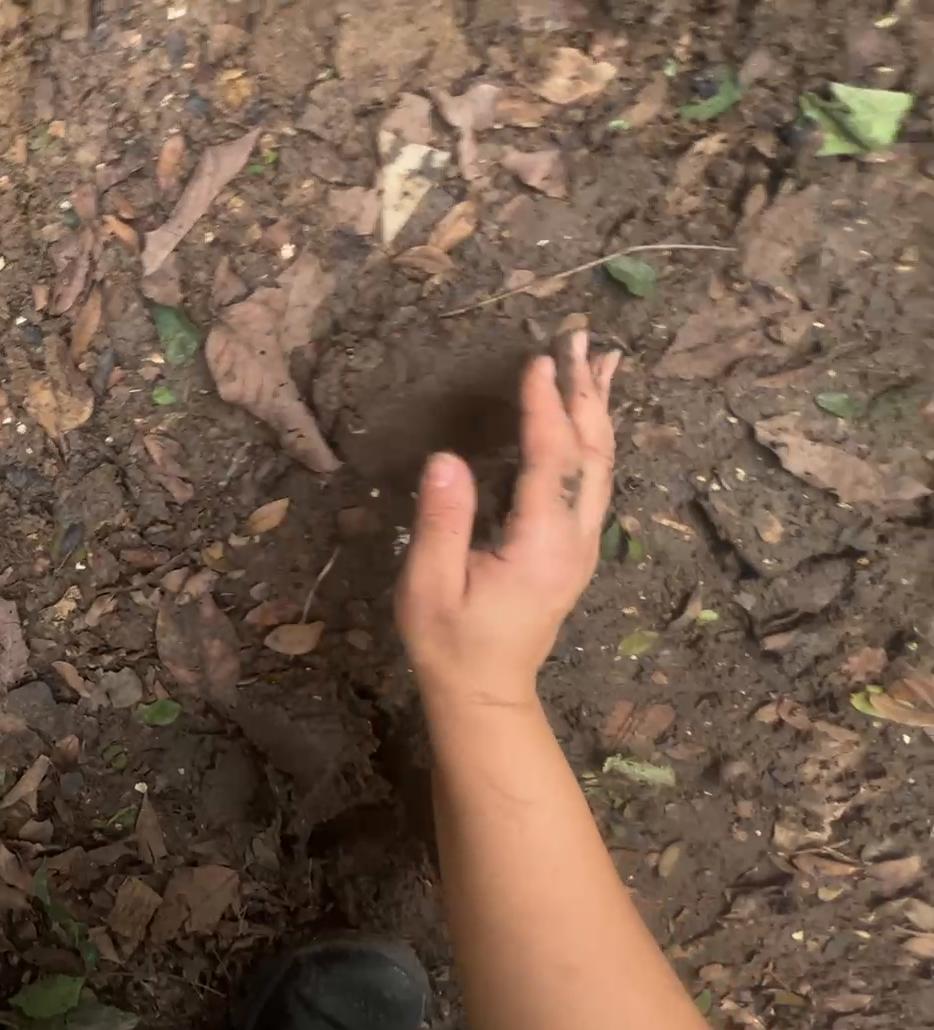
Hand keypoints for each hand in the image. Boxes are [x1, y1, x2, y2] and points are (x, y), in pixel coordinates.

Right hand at [397, 332, 617, 708]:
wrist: (484, 687)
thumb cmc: (447, 638)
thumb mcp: (429, 583)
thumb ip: (441, 521)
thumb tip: (446, 458)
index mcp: (539, 544)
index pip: (550, 461)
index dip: (544, 409)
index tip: (538, 362)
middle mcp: (575, 538)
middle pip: (593, 454)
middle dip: (585, 394)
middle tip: (580, 340)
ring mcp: (580, 544)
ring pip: (602, 466)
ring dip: (599, 411)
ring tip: (601, 363)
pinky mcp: (571, 548)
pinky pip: (593, 481)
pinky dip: (593, 440)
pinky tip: (589, 422)